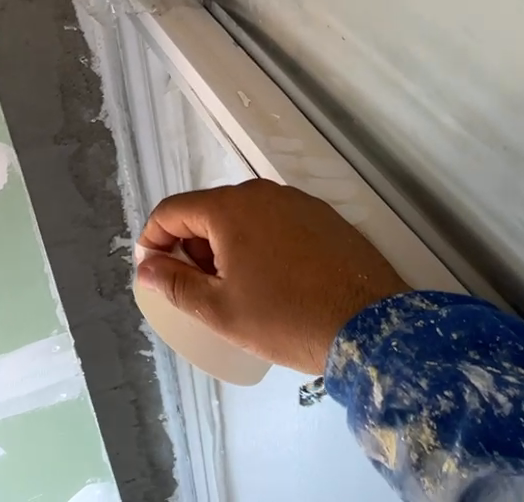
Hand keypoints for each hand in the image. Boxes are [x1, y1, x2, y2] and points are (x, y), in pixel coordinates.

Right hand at [136, 181, 411, 374]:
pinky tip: (276, 279)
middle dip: (192, 245)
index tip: (155, 270)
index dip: (154, 239)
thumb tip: (145, 267)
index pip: (171, 210)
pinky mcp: (324, 217)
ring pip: (242, 216)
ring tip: (238, 287)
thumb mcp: (220, 311)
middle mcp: (259, 193)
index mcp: (227, 207)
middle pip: (206, 210)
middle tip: (199, 286)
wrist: (377, 331)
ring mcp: (296, 202)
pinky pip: (276, 222)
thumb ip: (175, 283)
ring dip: (227, 245)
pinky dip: (262, 243)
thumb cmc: (287, 319)